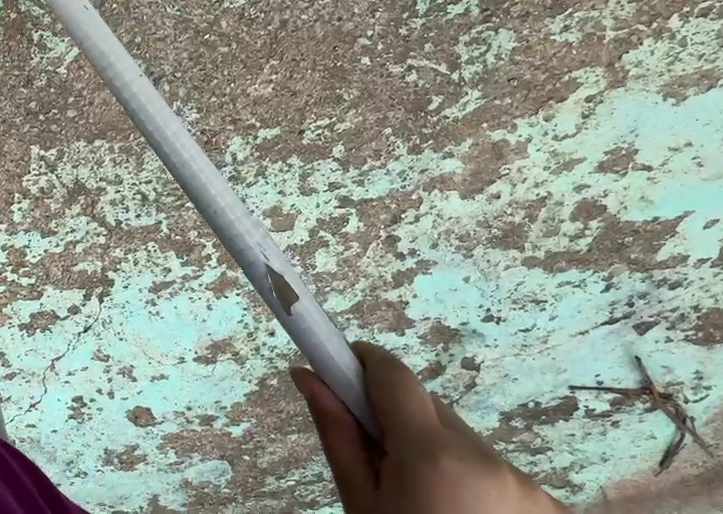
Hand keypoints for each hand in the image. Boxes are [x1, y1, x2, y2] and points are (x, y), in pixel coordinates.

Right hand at [294, 344, 565, 513]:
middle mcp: (488, 459)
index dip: (363, 364)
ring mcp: (531, 487)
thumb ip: (337, 432)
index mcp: (431, 453)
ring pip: (463, 441)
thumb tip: (305, 374)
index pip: (392, 373)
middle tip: (380, 461)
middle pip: (429, 409)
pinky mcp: (557, 508)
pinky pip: (497, 472)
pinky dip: (474, 481)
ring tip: (428, 502)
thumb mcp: (360, 503)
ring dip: (438, 453)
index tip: (341, 371)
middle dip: (399, 420)